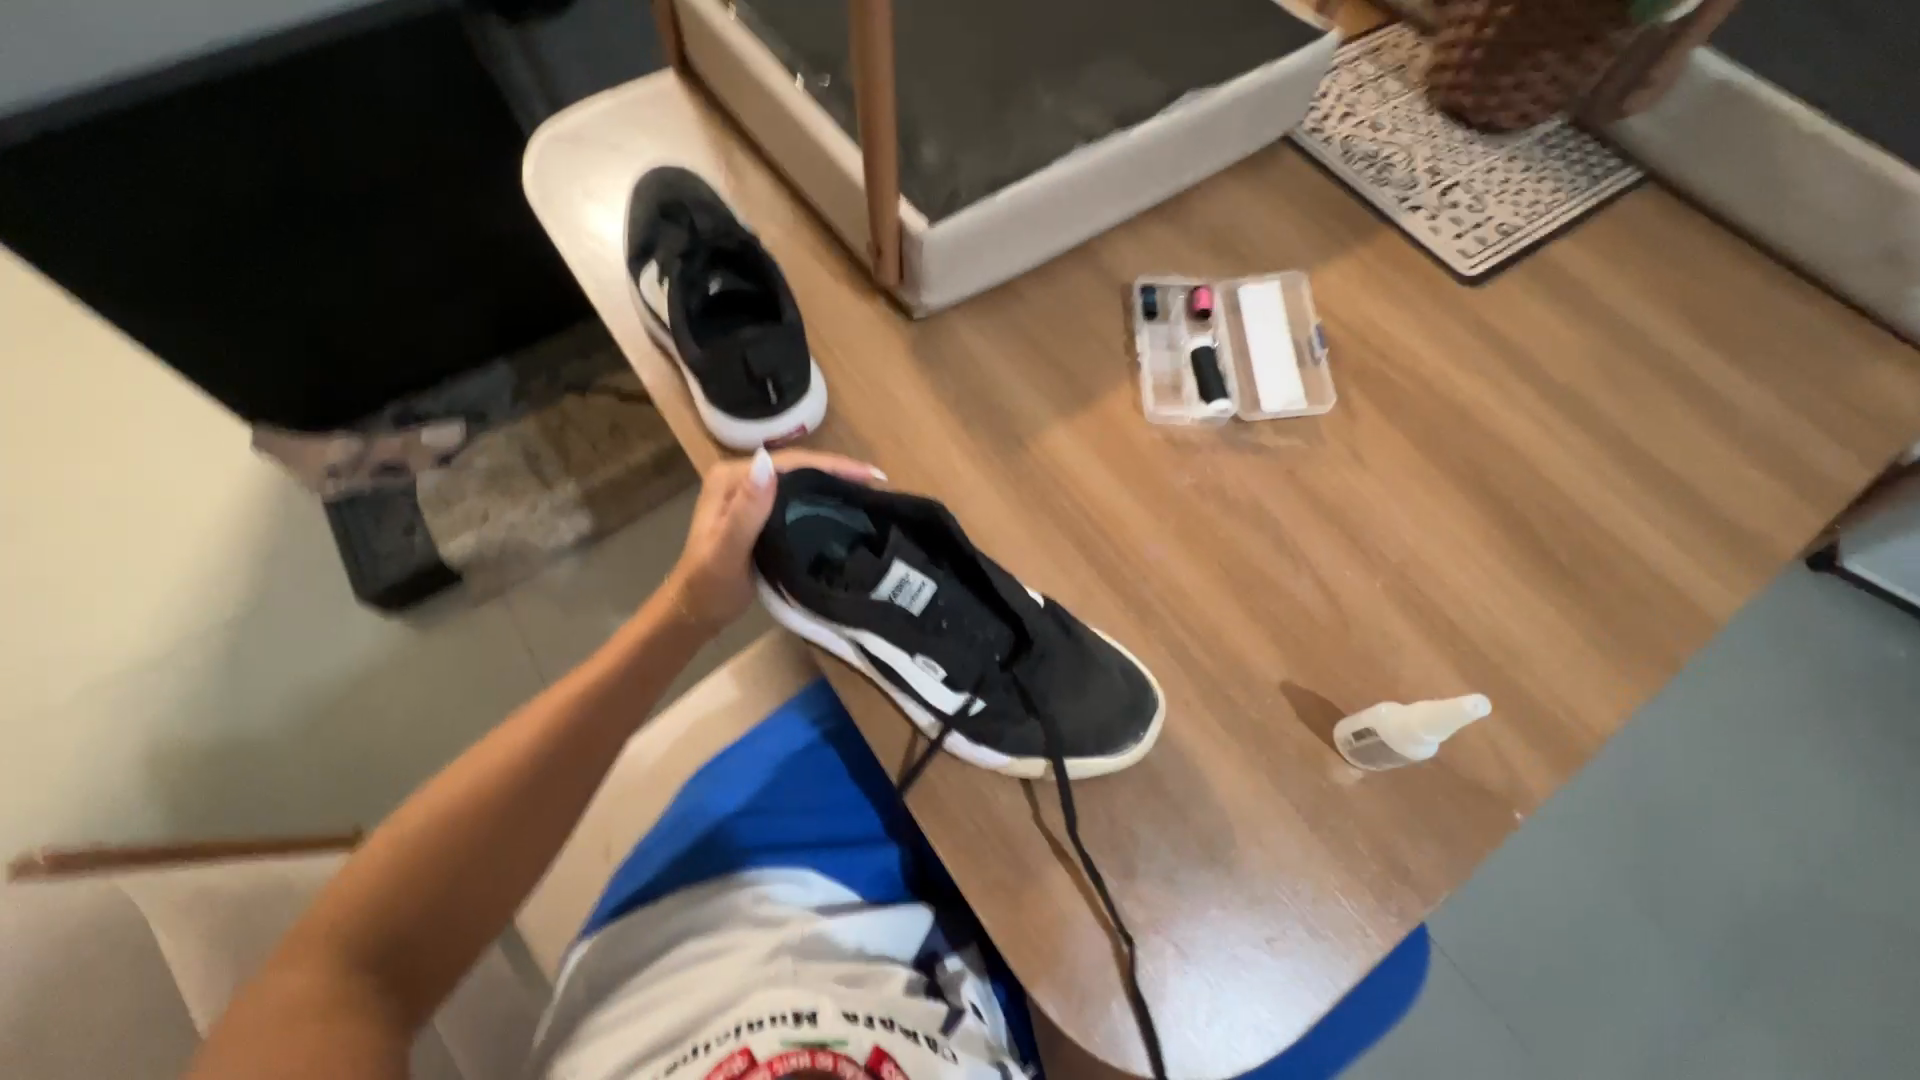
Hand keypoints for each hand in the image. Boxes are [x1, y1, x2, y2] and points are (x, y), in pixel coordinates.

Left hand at [664, 447, 885, 632]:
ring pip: (799, 481)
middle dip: (838, 471)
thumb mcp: (726, 550)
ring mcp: (749, 495)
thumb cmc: (709, 585)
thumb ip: (746, 510)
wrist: (693, 612)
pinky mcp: (759, 513)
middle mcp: (740, 478)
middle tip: (878, 484)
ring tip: (869, 492)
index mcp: (731, 478)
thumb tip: (766, 464)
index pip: (788, 462)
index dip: (831, 465)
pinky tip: (844, 507)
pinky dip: (821, 499)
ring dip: (833, 484)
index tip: (870, 476)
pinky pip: (796, 498)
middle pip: (797, 467)